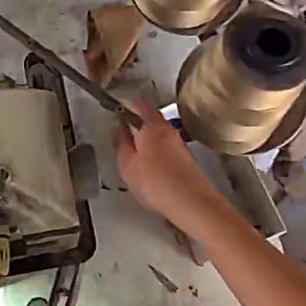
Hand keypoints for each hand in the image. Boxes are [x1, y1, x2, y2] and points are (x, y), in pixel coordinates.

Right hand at [111, 99, 225, 229]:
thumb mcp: (127, 165)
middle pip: (148, 117)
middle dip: (134, 123)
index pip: (137, 103)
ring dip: (144, 138)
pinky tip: (148, 166)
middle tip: (120, 136)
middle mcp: (167, 128)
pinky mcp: (184, 156)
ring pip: (157, 132)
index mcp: (151, 125)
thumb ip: (120, 143)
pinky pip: (164, 145)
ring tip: (132, 154)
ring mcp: (178, 142)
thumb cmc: (156, 183)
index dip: (124, 105)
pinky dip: (154, 149)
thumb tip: (118, 129)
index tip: (115, 113)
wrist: (191, 202)